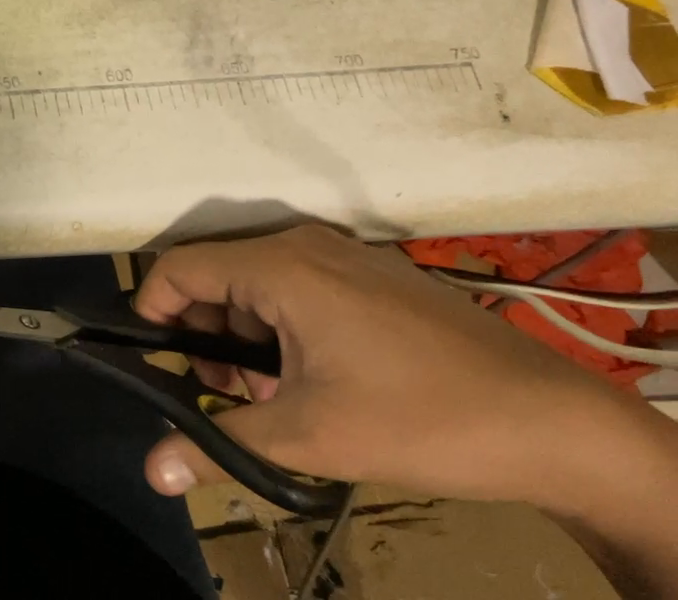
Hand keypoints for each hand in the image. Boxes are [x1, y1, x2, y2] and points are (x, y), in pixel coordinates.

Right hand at [132, 225, 675, 507]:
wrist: (566, 429)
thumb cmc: (425, 420)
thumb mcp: (311, 438)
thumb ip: (220, 445)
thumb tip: (153, 473)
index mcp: (280, 267)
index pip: (177, 269)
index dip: (151, 311)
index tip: (158, 363)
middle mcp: (306, 245)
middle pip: (215, 275)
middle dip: (205, 334)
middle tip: (226, 393)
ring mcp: (347, 256)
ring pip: (257, 283)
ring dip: (244, 334)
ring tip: (273, 394)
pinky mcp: (377, 275)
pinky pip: (299, 286)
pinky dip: (283, 325)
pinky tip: (315, 377)